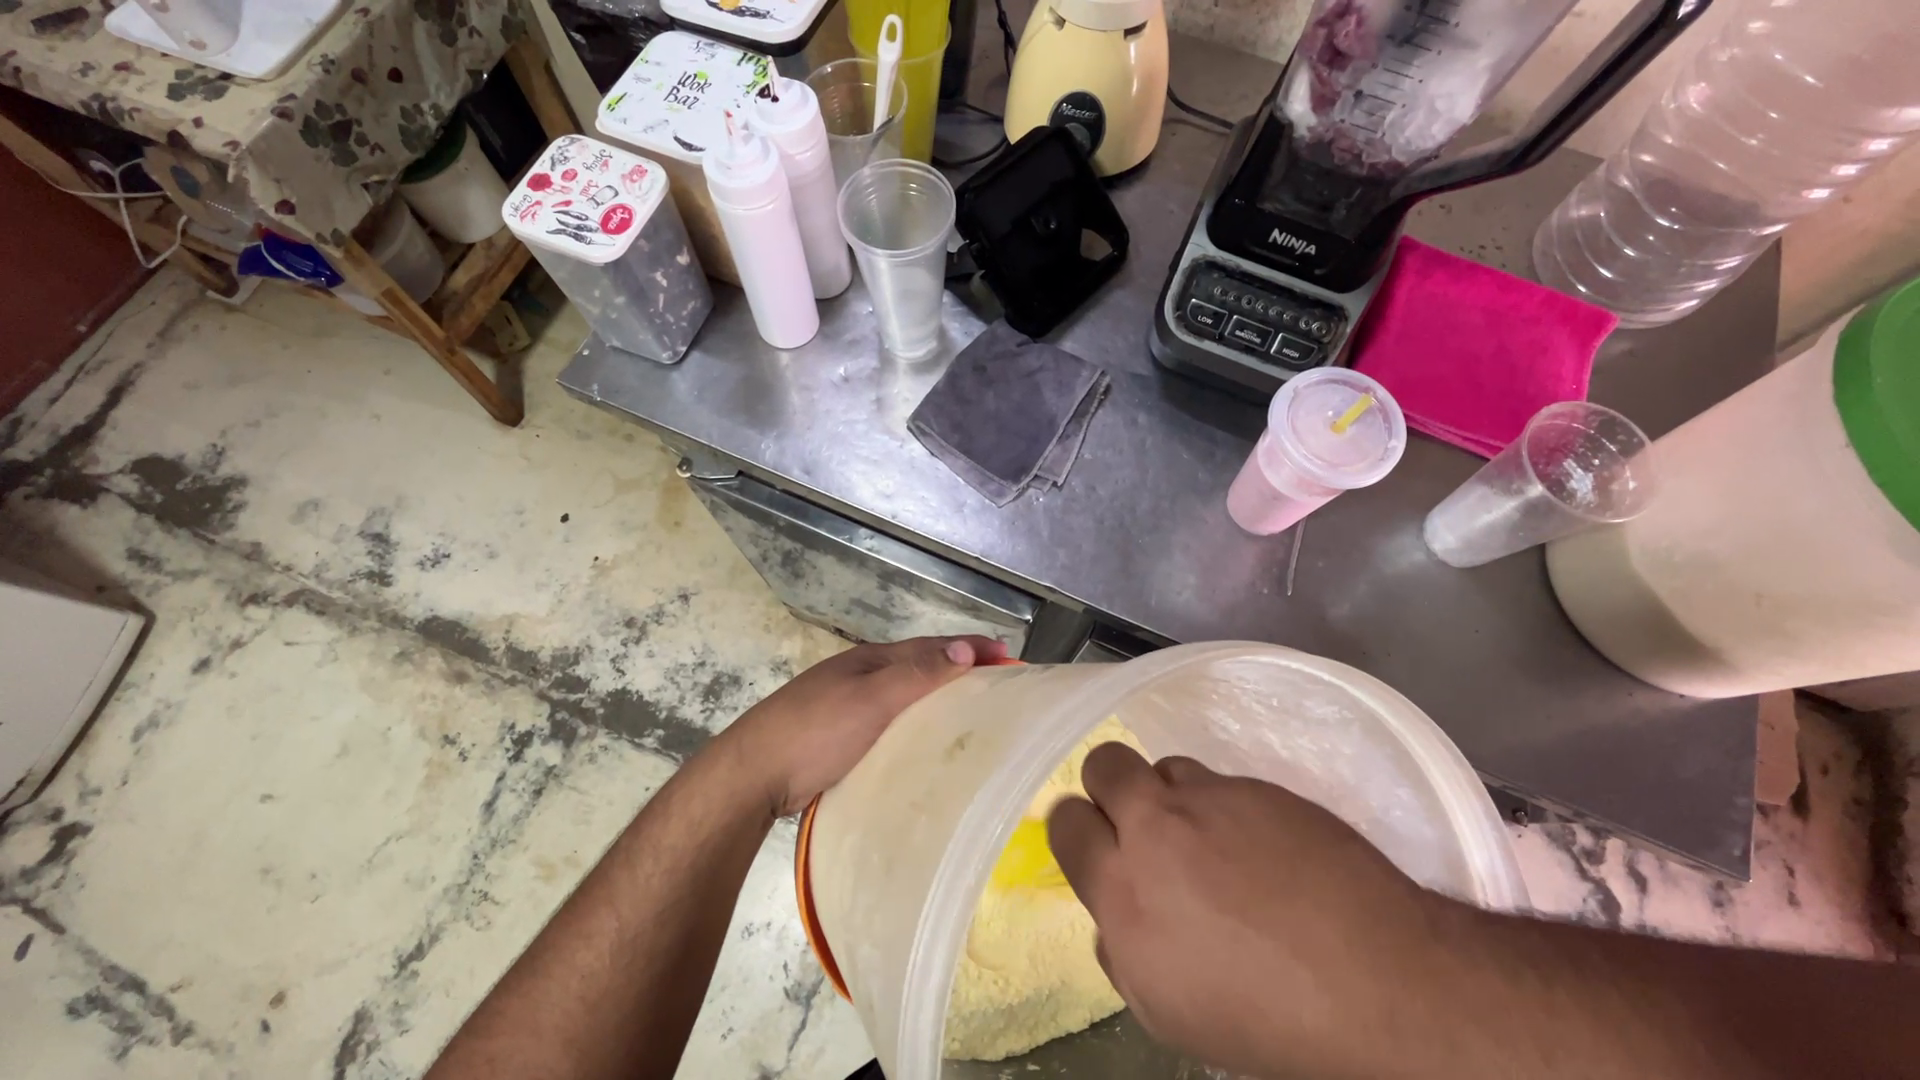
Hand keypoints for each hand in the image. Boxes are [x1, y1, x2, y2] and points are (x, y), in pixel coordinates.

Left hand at [716, 635, 1007, 817]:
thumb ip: (918, 674)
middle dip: (959, 671)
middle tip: (999, 686)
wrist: (755, 774)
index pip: (931, 646)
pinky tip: (928, 747)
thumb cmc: (817, 730)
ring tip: (973, 717)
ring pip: (905, 699)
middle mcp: (861, 679)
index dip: (970, 647)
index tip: (1010, 655)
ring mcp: (848, 709)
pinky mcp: (841, 741)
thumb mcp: (872, 698)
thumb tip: (964, 646)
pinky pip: (892, 727)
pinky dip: (917, 728)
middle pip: (920, 669)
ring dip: (938, 700)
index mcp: (871, 661)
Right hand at [1047, 745, 1482, 1079]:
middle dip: (1110, 787)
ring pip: (1167, 766)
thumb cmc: (1263, 1017)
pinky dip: (1228, 808)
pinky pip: (1224, 783)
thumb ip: (1121, 952)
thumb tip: (1115, 919)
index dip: (1077, 830)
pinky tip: (1263, 850)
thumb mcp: (1165, 1012)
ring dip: (1172, 797)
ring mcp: (1215, 800)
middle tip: (1138, 822)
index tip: (1094, 843)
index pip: (1066, 821)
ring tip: (1209, 838)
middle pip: (1105, 763)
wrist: (1376, 984)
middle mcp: (1158, 827)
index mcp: (1122, 887)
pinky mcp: (1264, 789)